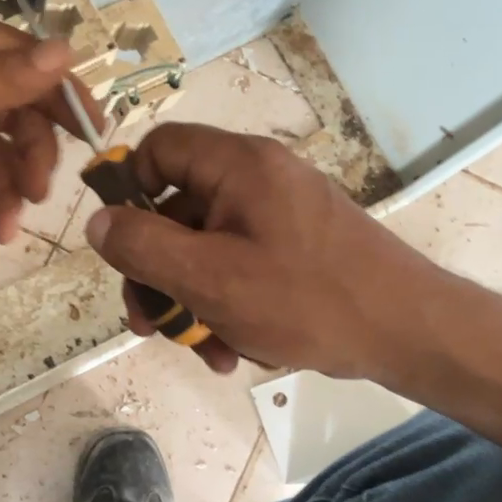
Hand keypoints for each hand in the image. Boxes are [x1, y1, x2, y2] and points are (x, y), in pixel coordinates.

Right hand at [85, 124, 449, 377]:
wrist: (405, 331)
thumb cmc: (304, 299)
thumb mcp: (207, 277)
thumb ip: (142, 247)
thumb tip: (97, 222)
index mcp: (239, 167)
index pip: (160, 149)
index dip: (128, 191)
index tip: (118, 246)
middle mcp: (258, 181)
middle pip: (175, 212)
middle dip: (155, 274)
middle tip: (149, 324)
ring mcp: (278, 217)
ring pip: (203, 251)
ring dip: (189, 303)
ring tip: (202, 350)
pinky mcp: (293, 250)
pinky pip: (237, 270)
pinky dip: (224, 308)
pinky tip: (231, 351)